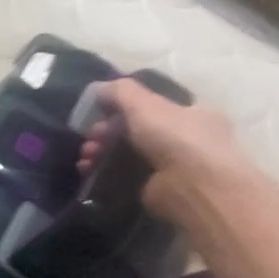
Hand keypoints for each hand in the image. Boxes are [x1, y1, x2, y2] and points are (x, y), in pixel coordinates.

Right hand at [79, 77, 263, 228]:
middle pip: (135, 131)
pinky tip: (88, 171)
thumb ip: (121, 92)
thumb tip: (99, 88)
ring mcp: (172, 167)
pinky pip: (123, 176)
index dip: (122, 108)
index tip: (98, 114)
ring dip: (100, 152)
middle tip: (90, 139)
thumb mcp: (145, 104)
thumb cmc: (175, 138)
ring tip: (85, 158)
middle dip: (105, 132)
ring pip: (127, 154)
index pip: (152, 108)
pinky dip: (103, 173)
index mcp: (191, 115)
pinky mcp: (156, 189)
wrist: (193, 188)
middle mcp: (186, 140)